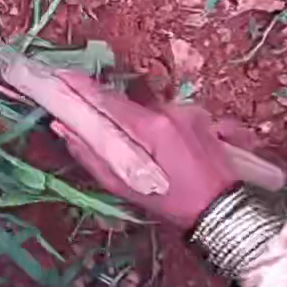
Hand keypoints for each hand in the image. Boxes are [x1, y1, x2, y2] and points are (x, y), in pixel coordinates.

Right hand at [48, 71, 276, 232]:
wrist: (226, 211)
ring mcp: (188, 110)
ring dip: (138, 126)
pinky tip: (166, 150)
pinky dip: (159, 128)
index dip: (80, 87)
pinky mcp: (201, 116)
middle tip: (101, 132)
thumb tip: (63, 128)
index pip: (106, 100)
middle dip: (110, 115)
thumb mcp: (123, 186)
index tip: (60, 76)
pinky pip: (167, 115)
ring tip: (147, 154)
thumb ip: (89, 155)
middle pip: (126, 105)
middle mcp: (169, 110)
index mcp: (149, 127)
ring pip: (147, 111)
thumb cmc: (172, 202)